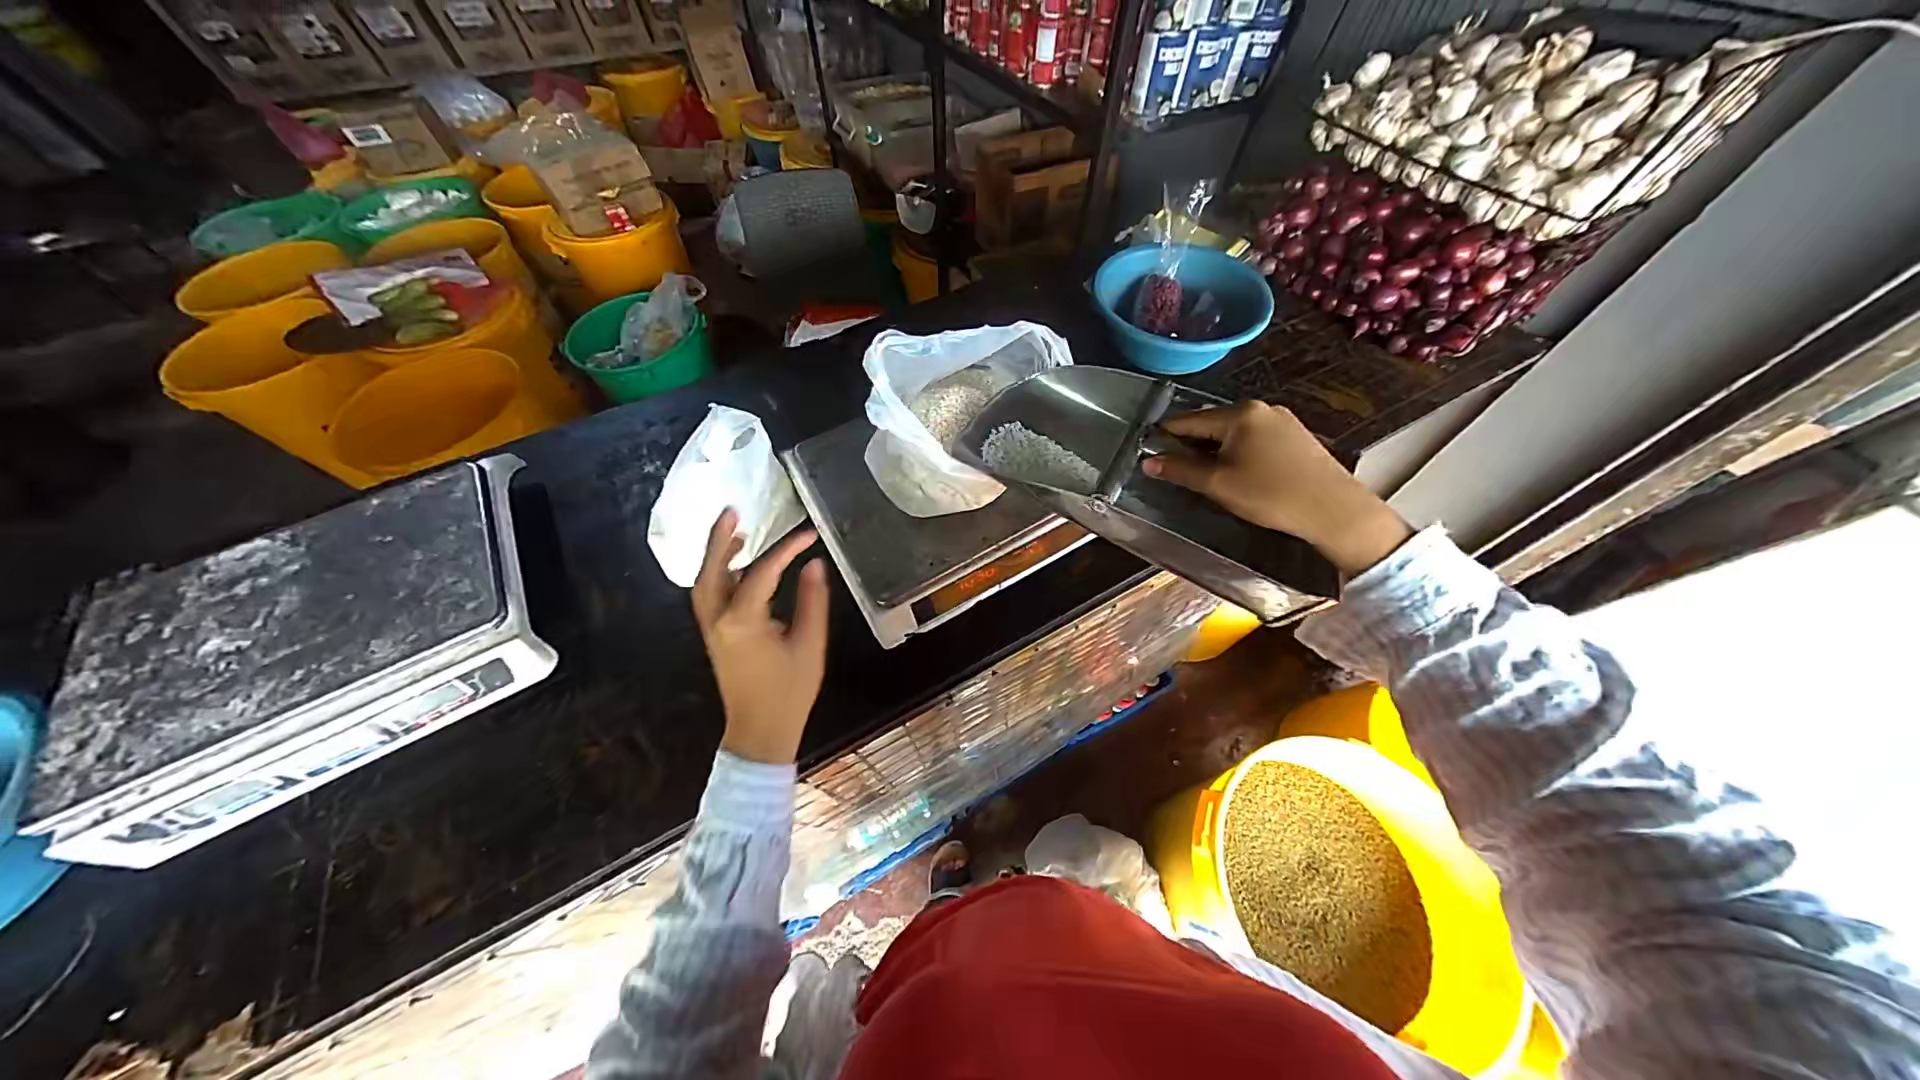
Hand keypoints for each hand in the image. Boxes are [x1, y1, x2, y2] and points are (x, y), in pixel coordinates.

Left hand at [692, 509, 830, 764]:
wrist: (760, 732)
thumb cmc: (789, 692)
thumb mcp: (809, 645)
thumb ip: (812, 601)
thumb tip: (814, 565)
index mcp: (742, 621)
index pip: (762, 573)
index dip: (786, 549)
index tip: (809, 534)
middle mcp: (718, 620)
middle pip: (712, 570)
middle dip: (720, 539)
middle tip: (732, 510)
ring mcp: (711, 629)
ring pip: (705, 582)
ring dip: (715, 555)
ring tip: (734, 531)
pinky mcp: (714, 637)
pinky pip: (709, 595)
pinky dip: (717, 574)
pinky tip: (733, 565)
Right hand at [1141, 400, 1412, 575]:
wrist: (1333, 510)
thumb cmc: (1270, 495)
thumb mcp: (1217, 485)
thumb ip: (1180, 471)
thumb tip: (1149, 462)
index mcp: (1239, 414)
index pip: (1188, 421)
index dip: (1165, 438)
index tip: (1150, 455)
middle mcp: (1260, 408)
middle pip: (1211, 424)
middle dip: (1192, 445)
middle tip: (1178, 472)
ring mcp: (1281, 419)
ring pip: (1233, 432)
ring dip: (1215, 450)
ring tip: (1207, 477)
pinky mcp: (1295, 435)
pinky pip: (1254, 438)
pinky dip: (1238, 452)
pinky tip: (1238, 474)